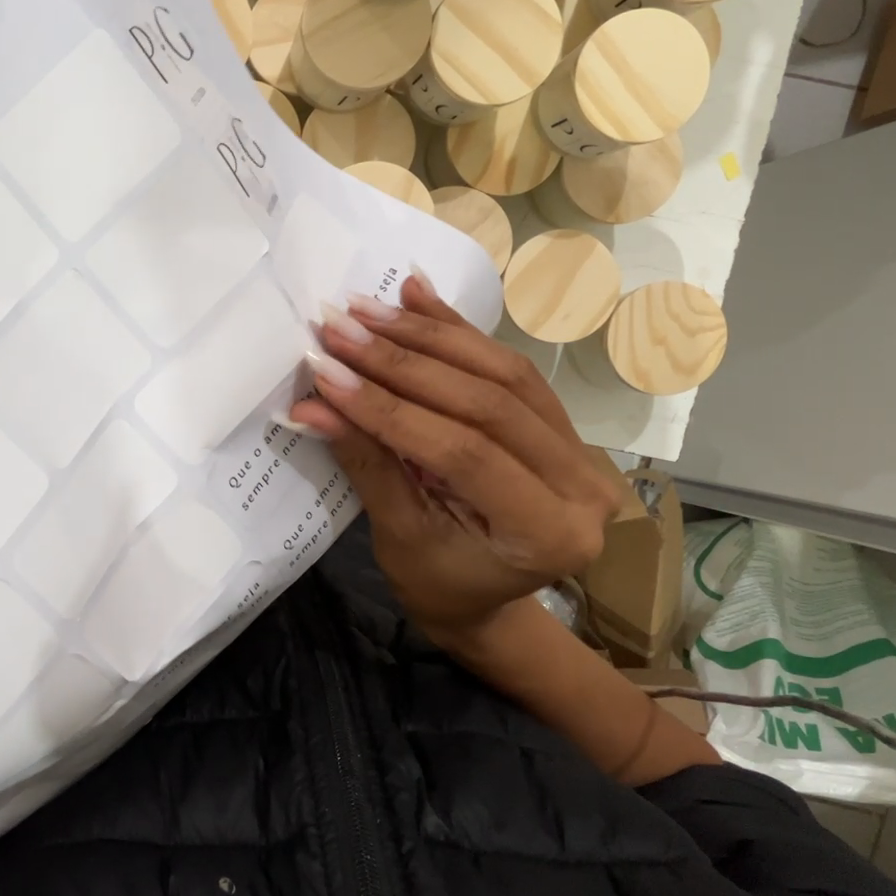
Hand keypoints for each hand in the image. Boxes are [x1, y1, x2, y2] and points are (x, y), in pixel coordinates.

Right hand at [288, 275, 622, 634]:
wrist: (485, 600)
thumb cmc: (439, 584)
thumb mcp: (399, 534)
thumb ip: (366, 462)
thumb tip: (313, 405)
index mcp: (548, 532)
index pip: (463, 450)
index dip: (390, 408)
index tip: (326, 372)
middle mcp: (582, 483)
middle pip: (488, 400)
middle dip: (402, 361)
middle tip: (338, 329)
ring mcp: (579, 448)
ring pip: (501, 371)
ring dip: (426, 334)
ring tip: (364, 309)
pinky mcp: (560, 424)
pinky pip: (507, 368)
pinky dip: (457, 331)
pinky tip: (416, 294)